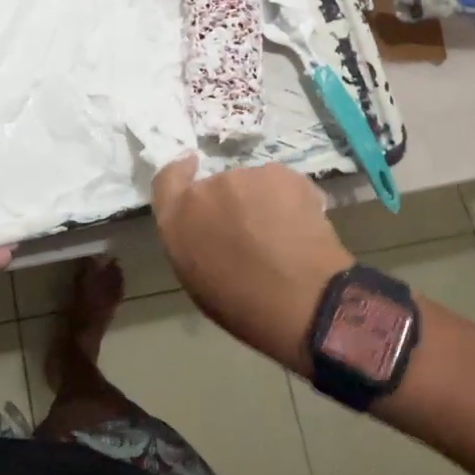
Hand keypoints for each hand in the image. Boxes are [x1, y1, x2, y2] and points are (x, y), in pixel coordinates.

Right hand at [152, 153, 355, 374]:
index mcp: (176, 219)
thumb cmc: (247, 306)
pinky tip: (302, 227)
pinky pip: (280, 184)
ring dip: (259, 202)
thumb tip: (203, 225)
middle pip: (215, 185)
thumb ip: (191, 238)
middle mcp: (205, 189)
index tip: (192, 168)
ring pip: (251, 184)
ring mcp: (244, 177)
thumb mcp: (197, 278)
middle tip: (249, 232)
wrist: (307, 304)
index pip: (167, 178)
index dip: (181, 172)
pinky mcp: (281, 173)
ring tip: (280, 234)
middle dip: (229, 202)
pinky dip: (288, 200)